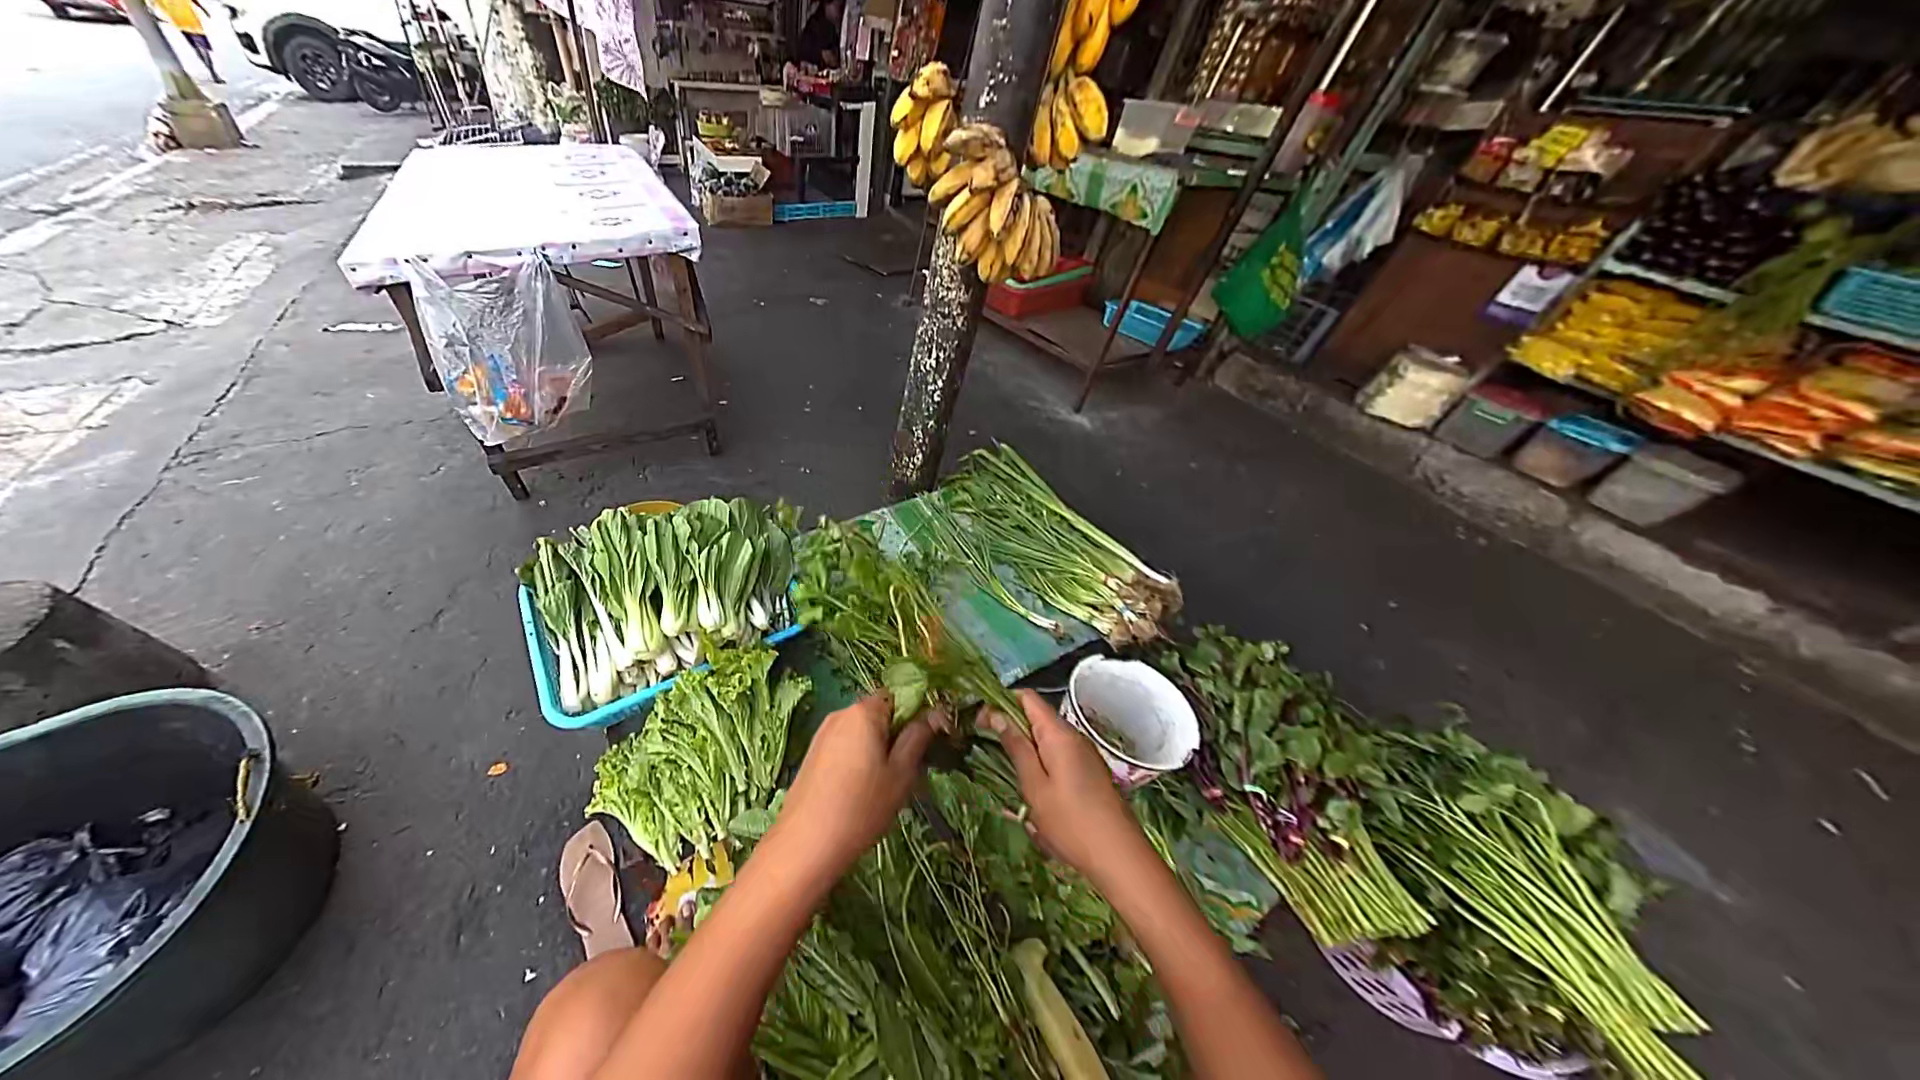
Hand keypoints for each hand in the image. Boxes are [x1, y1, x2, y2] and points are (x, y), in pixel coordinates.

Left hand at [777, 693, 934, 873]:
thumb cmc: (861, 807)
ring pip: (863, 731)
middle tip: (911, 769)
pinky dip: (860, 759)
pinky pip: (846, 745)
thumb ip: (919, 737)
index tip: (926, 742)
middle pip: (880, 713)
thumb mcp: (901, 773)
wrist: (805, 845)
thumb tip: (935, 713)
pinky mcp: (812, 754)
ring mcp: (823, 734)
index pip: (900, 695)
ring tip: (887, 785)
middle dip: (898, 734)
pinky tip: (863, 791)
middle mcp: (841, 714)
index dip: (917, 714)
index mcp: (864, 711)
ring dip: (880, 749)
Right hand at [984, 690, 1155, 887]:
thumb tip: (997, 716)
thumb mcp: (1034, 786)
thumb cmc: (1071, 822)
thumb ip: (1017, 748)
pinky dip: (1040, 761)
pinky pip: (1058, 754)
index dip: (1001, 702)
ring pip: (1046, 737)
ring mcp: (1083, 753)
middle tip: (986, 746)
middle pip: (1036, 716)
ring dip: (1024, 746)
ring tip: (1004, 768)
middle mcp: (1073, 736)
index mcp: (1058, 734)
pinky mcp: (1088, 771)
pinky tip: (1030, 785)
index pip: (1027, 698)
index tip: (979, 721)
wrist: (1118, 854)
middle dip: (1010, 726)